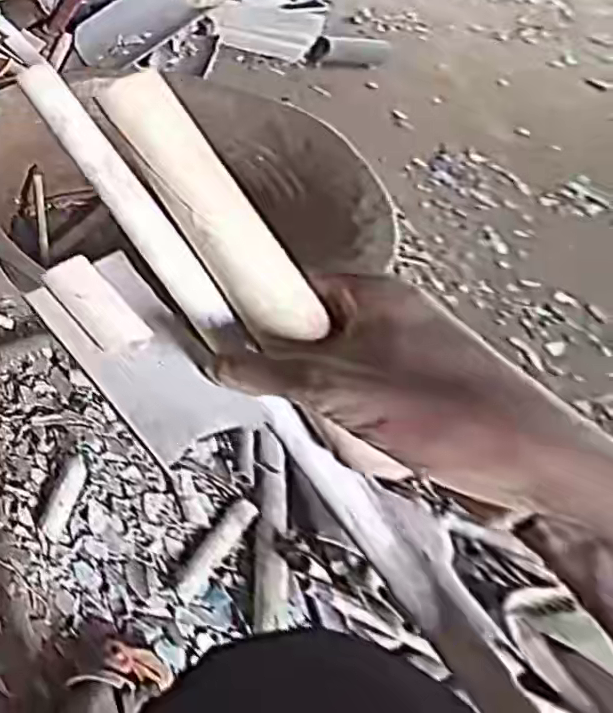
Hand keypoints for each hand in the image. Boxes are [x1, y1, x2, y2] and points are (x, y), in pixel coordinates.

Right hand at [214, 274, 612, 521]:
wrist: (552, 485)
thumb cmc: (475, 421)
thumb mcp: (334, 387)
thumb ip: (263, 371)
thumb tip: (223, 362)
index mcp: (375, 295)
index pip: (281, 280)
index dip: (243, 298)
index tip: (214, 312)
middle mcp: (387, 319)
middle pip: (292, 325)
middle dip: (276, 356)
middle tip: (266, 371)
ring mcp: (396, 357)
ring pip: (314, 364)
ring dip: (306, 389)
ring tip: (319, 408)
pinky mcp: (401, 394)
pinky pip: (339, 392)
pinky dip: (331, 411)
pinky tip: (344, 426)